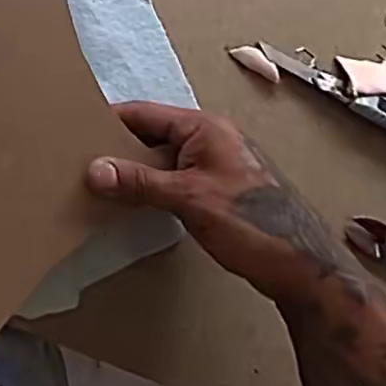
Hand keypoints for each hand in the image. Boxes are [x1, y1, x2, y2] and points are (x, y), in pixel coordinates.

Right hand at [86, 103, 354, 304]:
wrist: (309, 272)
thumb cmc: (254, 224)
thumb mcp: (188, 199)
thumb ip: (139, 182)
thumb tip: (94, 170)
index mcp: (204, 127)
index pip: (143, 113)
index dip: (110, 122)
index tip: (76, 132)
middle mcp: (209, 138)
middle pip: (151, 134)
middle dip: (119, 147)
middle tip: (83, 160)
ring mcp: (215, 164)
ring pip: (161, 158)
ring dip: (135, 170)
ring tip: (101, 181)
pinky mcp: (218, 189)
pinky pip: (173, 177)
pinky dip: (152, 185)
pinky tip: (133, 200)